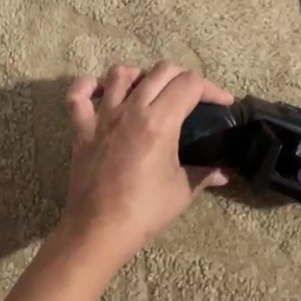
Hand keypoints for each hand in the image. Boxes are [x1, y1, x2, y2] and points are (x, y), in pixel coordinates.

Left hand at [60, 62, 232, 262]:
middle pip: (161, 70)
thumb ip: (204, 174)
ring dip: (140, 75)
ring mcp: (102, 116)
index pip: (190, 84)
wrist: (99, 229)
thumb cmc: (144, 211)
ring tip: (150, 90)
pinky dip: (88, 86)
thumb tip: (223, 174)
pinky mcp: (81, 128)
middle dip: (183, 77)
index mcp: (160, 121)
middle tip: (193, 96)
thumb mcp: (182, 191)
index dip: (212, 88)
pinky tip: (101, 92)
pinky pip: (78, 94)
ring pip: (120, 73)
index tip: (223, 102)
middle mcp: (131, 109)